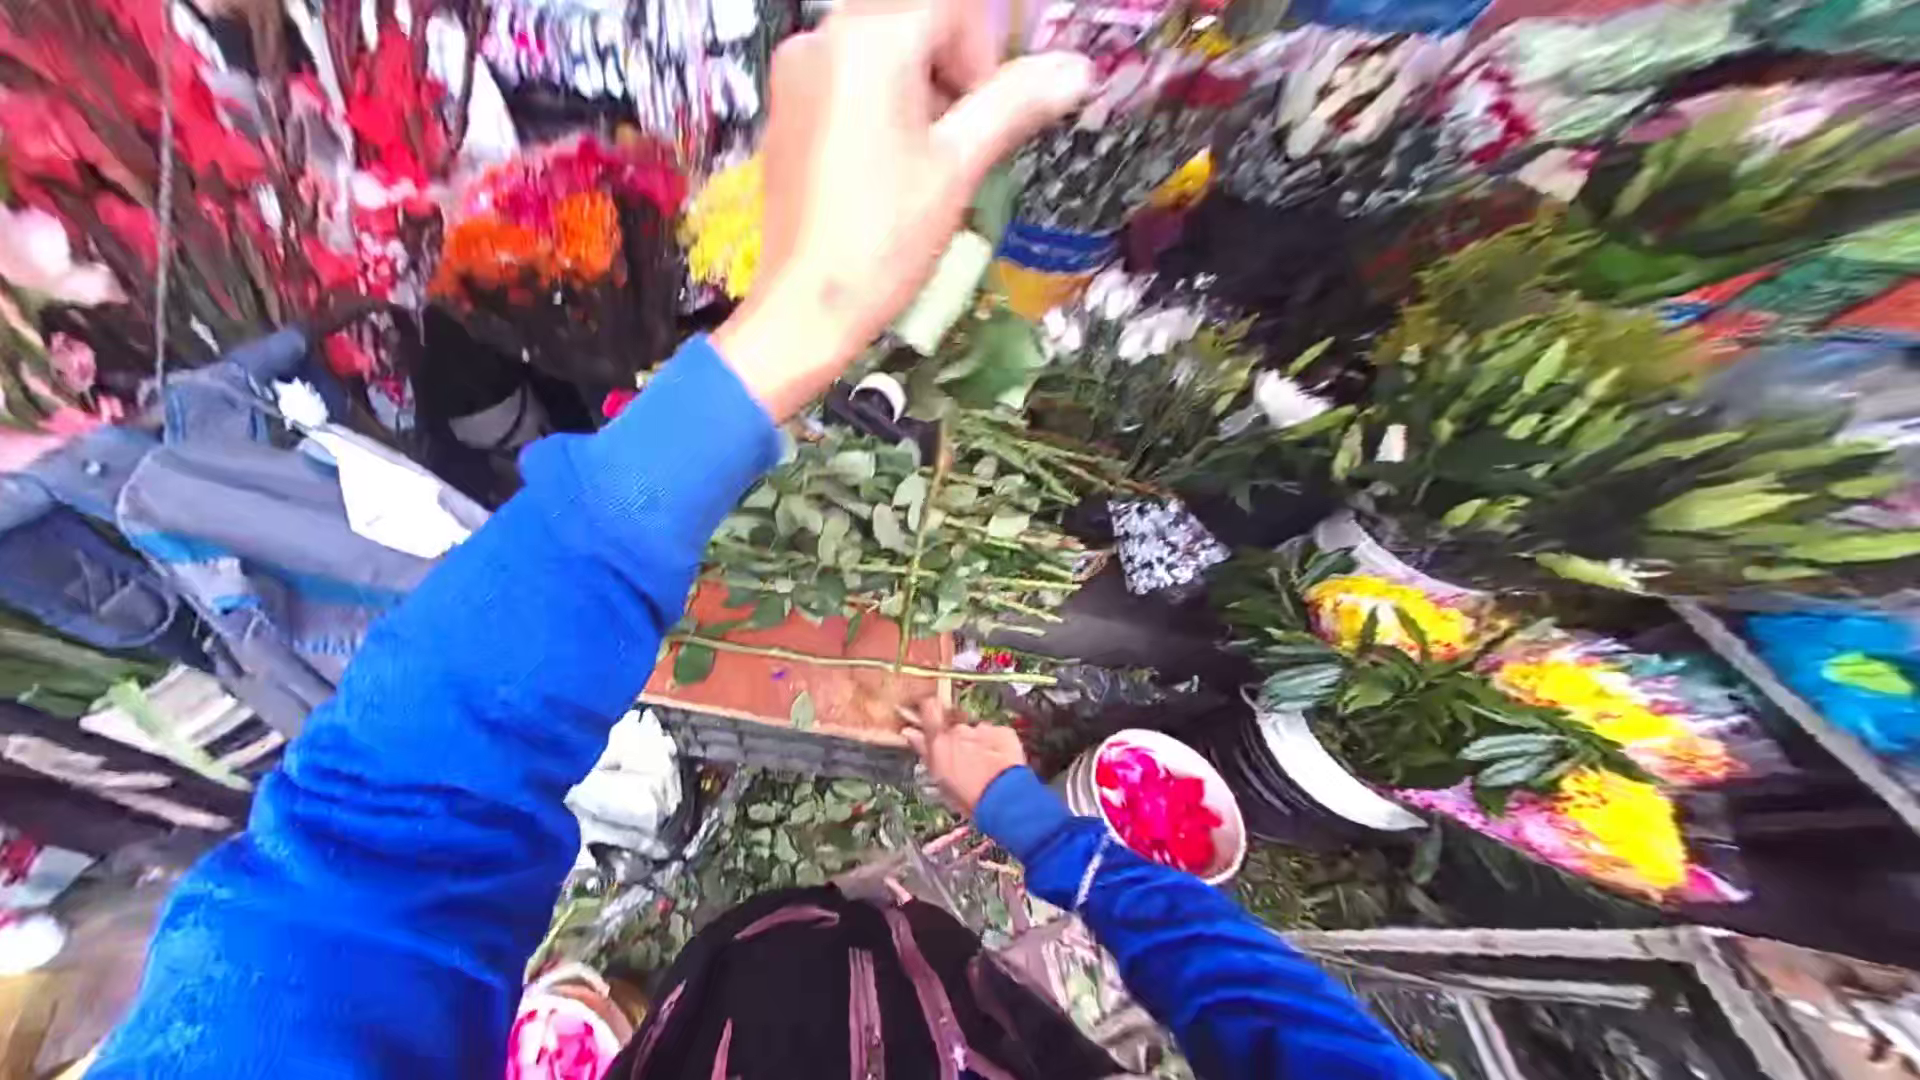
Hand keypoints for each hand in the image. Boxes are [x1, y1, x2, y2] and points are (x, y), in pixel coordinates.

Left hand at [712, 0, 1094, 418]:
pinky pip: (844, 84)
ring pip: (878, 54)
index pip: (955, 5)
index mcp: (869, 38)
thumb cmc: (885, 241)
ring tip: (917, 170)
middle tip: (954, 149)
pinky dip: (877, 111)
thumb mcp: (957, 170)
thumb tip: (1079, 69)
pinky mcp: (784, 114)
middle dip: (949, 76)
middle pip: (913, 22)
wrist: (807, 307)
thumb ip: (1014, 106)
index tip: (981, 125)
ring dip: (915, 95)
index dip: (984, 59)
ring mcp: (795, 74)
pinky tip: (879, 174)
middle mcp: (821, 35)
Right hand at [900, 699, 1027, 814]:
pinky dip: (998, 746)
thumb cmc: (968, 796)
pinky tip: (999, 763)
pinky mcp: (1003, 732)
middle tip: (964, 760)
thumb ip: (924, 750)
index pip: (929, 709)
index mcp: (939, 741)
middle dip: (959, 739)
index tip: (930, 710)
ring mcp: (982, 729)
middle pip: (955, 727)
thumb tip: (910, 734)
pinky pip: (997, 735)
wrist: (1002, 797)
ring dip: (979, 744)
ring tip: (984, 766)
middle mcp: (959, 730)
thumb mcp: (938, 778)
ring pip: (977, 732)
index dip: (930, 708)